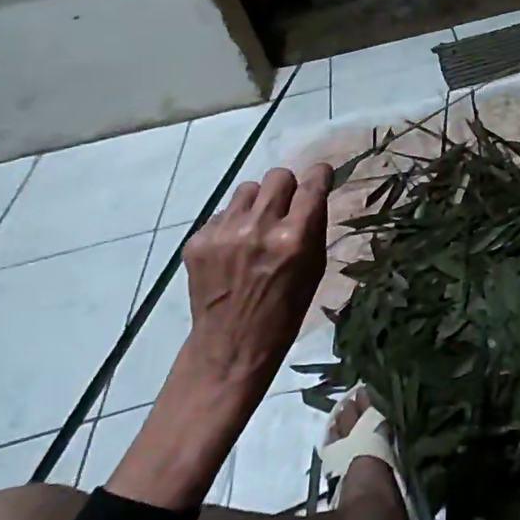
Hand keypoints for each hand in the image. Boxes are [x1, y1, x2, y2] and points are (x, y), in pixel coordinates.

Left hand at [180, 163, 332, 391]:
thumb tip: (312, 195)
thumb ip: (312, 229)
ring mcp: (224, 232)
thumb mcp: (313, 270)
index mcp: (294, 238)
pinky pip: (223, 213)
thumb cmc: (284, 311)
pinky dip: (232, 226)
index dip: (320, 175)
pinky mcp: (198, 240)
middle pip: (278, 176)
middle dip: (286, 188)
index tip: (320, 174)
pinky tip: (232, 251)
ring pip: (247, 189)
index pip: (311, 185)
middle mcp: (259, 227)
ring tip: (255, 230)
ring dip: (256, 203)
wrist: (231, 345)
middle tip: (285, 208)